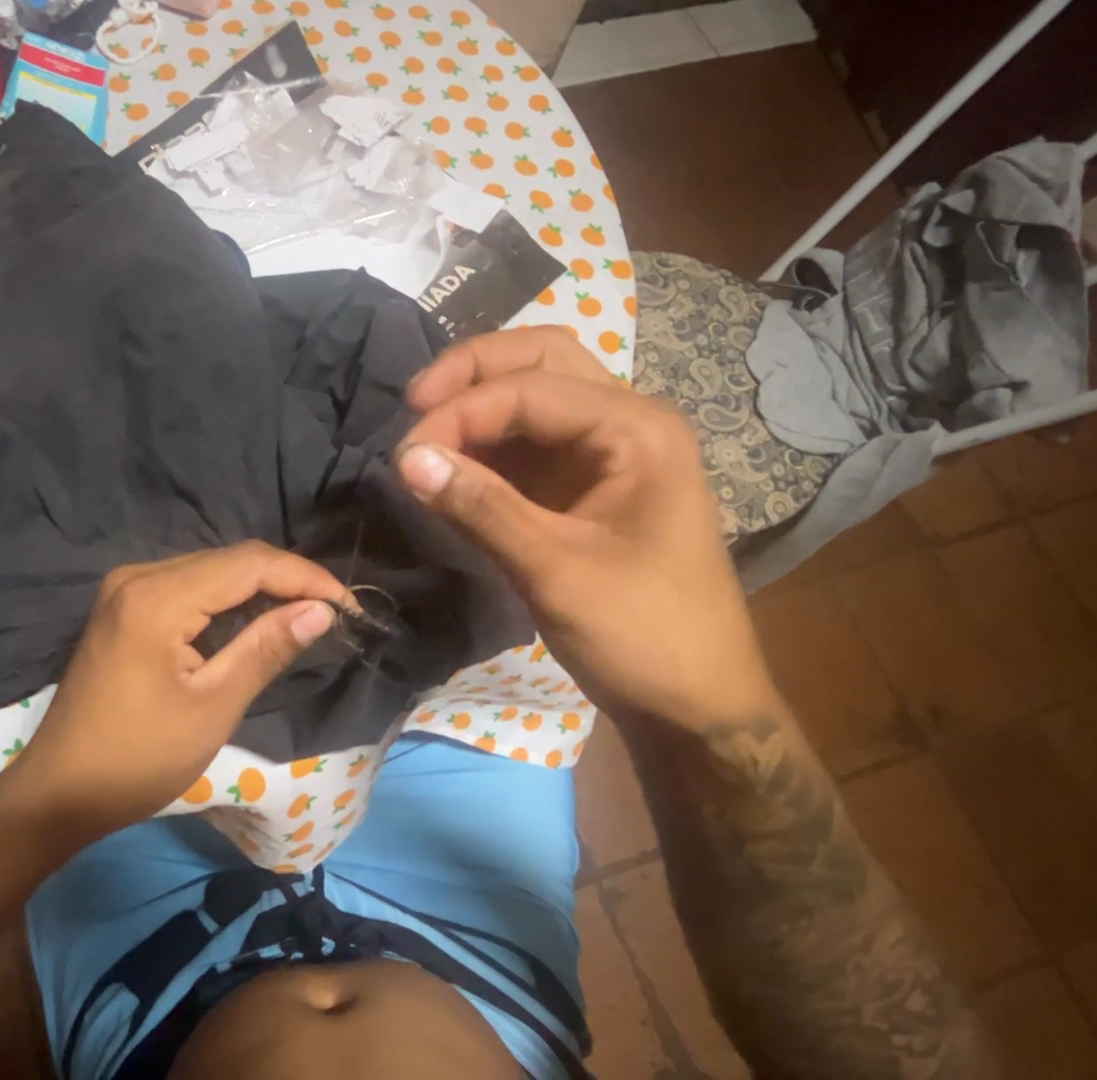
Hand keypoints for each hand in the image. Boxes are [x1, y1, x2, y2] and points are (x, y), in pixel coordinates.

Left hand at [12, 541, 350, 837]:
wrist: (59, 792)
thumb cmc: (139, 758)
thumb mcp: (213, 706)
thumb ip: (266, 648)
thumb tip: (321, 609)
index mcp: (156, 596)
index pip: (248, 564)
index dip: (304, 577)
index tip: (349, 605)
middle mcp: (138, 576)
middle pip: (229, 560)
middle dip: (285, 581)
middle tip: (333, 613)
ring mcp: (126, 590)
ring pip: (210, 572)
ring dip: (259, 590)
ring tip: (306, 617)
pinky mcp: (123, 609)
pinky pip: (188, 589)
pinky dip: (228, 602)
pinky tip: (256, 623)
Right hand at [393, 327, 779, 728]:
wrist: (693, 704)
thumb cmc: (641, 635)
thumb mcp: (555, 571)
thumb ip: (481, 508)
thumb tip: (405, 458)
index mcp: (636, 430)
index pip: (531, 387)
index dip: (460, 411)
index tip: (403, 456)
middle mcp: (626, 424)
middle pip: (541, 360)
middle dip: (472, 374)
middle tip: (411, 406)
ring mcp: (608, 454)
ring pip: (535, 395)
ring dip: (477, 406)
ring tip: (423, 440)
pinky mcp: (587, 487)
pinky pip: (530, 445)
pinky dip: (487, 446)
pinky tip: (451, 468)